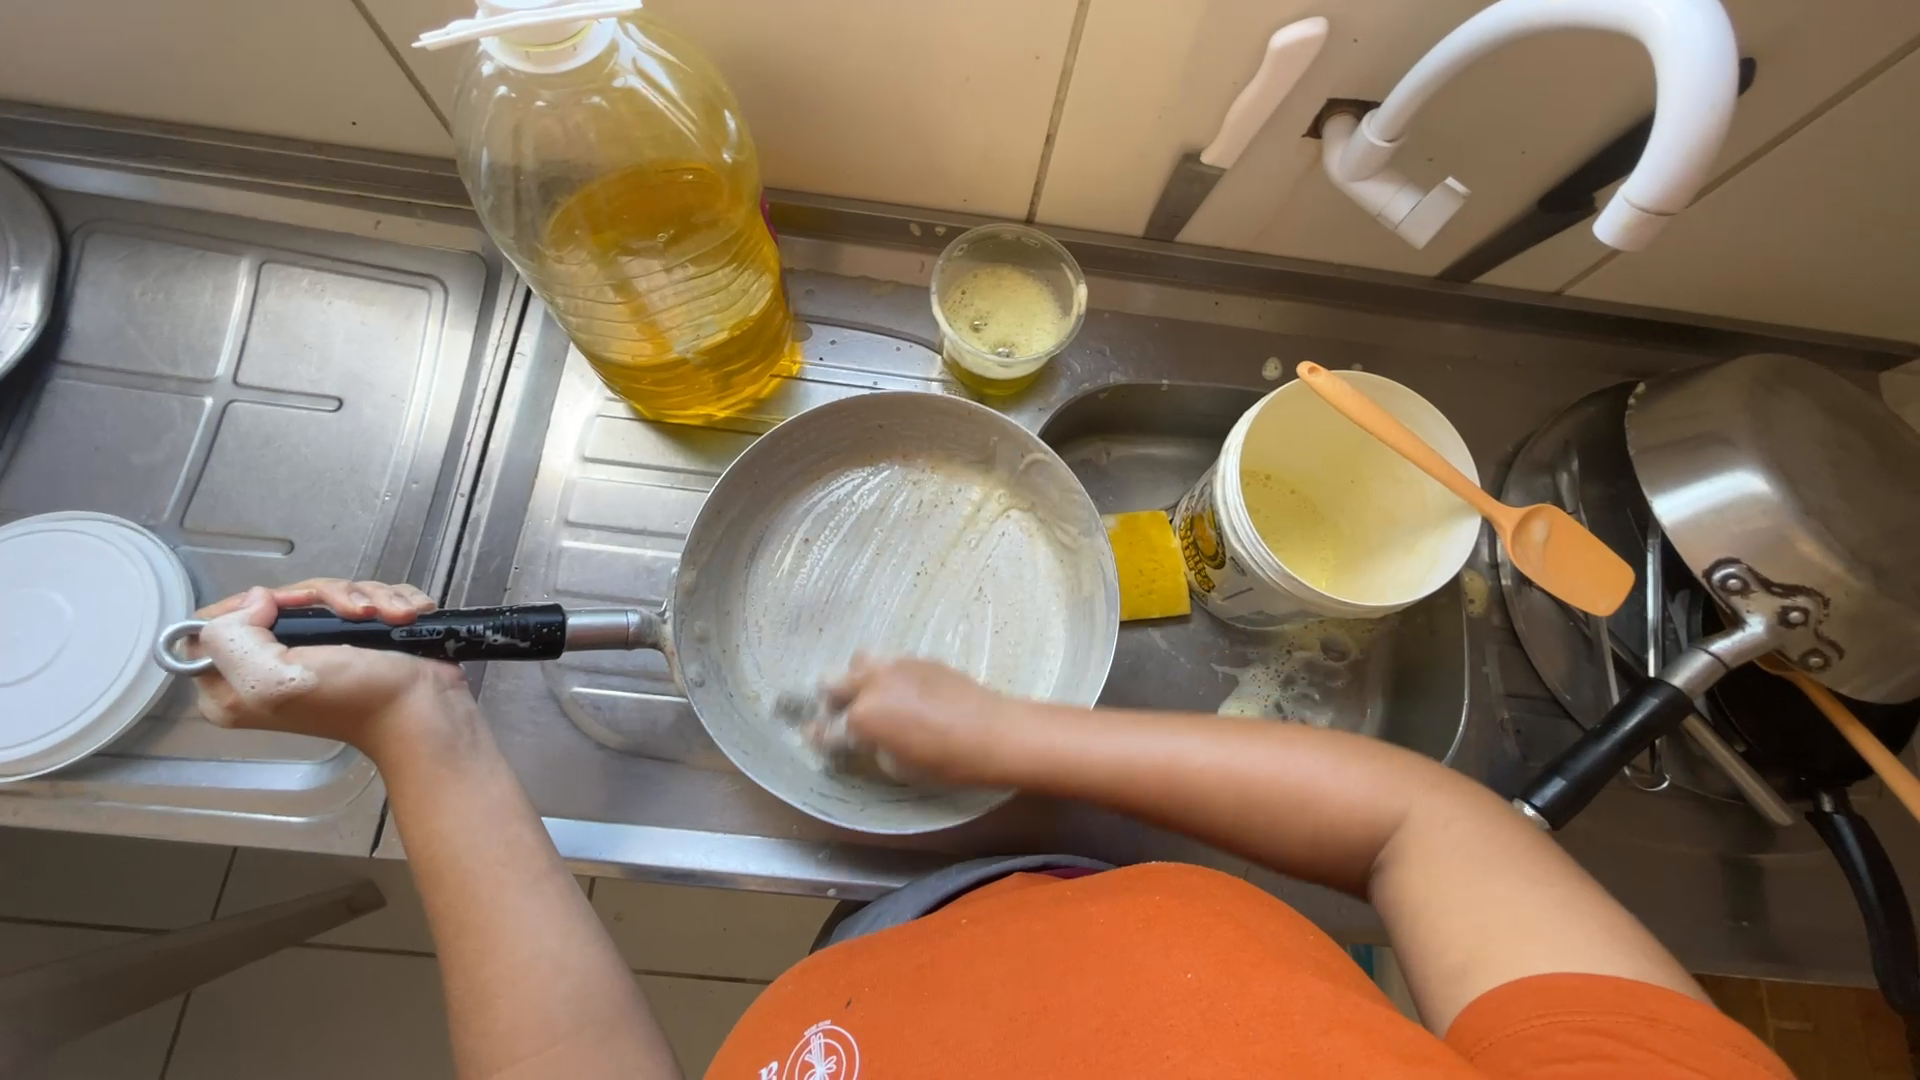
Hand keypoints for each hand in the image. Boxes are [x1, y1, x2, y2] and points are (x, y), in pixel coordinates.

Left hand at [189, 579, 476, 760]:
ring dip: (373, 597)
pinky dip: (394, 600)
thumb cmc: (355, 699)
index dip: (254, 605)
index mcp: (234, 682)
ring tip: (396, 617)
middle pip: (284, 600)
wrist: (427, 709)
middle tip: (361, 614)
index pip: (216, 621)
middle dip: (332, 596)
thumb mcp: (274, 678)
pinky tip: (408, 615)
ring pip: (334, 595)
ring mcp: (325, 648)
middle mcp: (273, 662)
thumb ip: (232, 639)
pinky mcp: (366, 638)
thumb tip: (256, 599)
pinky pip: (371, 598)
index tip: (297, 609)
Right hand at [826, 657, 1015, 784]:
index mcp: (862, 717)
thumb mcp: (898, 766)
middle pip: (831, 684)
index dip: (818, 737)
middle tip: (843, 716)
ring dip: (857, 679)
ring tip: (872, 696)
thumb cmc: (946, 761)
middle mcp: (872, 684)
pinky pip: (889, 661)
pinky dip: (886, 674)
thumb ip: (872, 746)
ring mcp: (895, 665)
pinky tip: (902, 691)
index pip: (827, 729)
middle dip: (832, 702)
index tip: (815, 738)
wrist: (993, 732)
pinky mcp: (918, 658)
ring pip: (858, 662)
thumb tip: (865, 737)